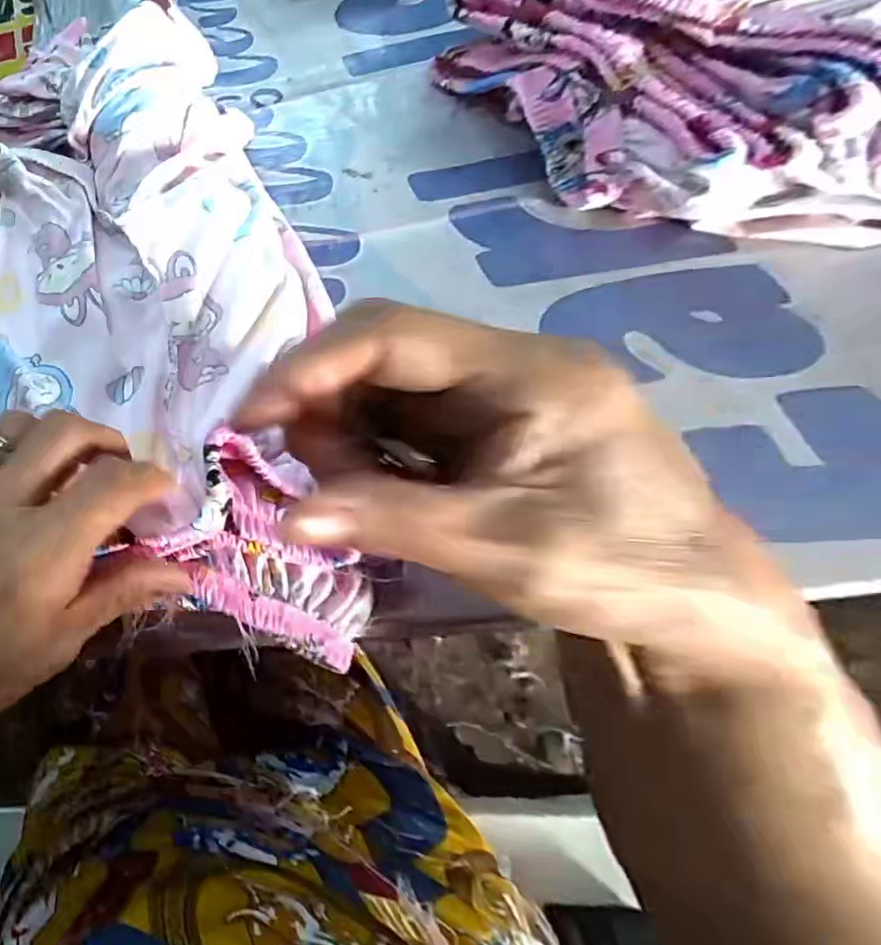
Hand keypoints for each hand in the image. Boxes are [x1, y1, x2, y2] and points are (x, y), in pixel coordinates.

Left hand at [0, 412, 190, 798]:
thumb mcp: (61, 639)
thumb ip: (121, 589)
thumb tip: (187, 568)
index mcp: (39, 552)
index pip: (113, 482)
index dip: (151, 478)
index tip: (162, 492)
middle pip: (65, 430)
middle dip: (106, 440)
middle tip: (116, 468)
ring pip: (14, 423)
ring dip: (50, 437)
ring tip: (60, 469)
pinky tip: (0, 474)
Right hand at [233, 301, 825, 680]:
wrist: (696, 607)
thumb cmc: (621, 570)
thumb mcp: (499, 549)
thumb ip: (386, 522)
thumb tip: (285, 518)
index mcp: (527, 374)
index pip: (389, 336)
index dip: (306, 368)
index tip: (249, 418)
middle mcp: (498, 365)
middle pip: (368, 348)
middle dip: (313, 400)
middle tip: (290, 459)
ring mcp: (479, 392)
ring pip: (364, 383)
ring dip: (330, 432)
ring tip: (343, 492)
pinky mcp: (463, 422)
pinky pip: (379, 416)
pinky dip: (350, 449)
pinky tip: (357, 487)